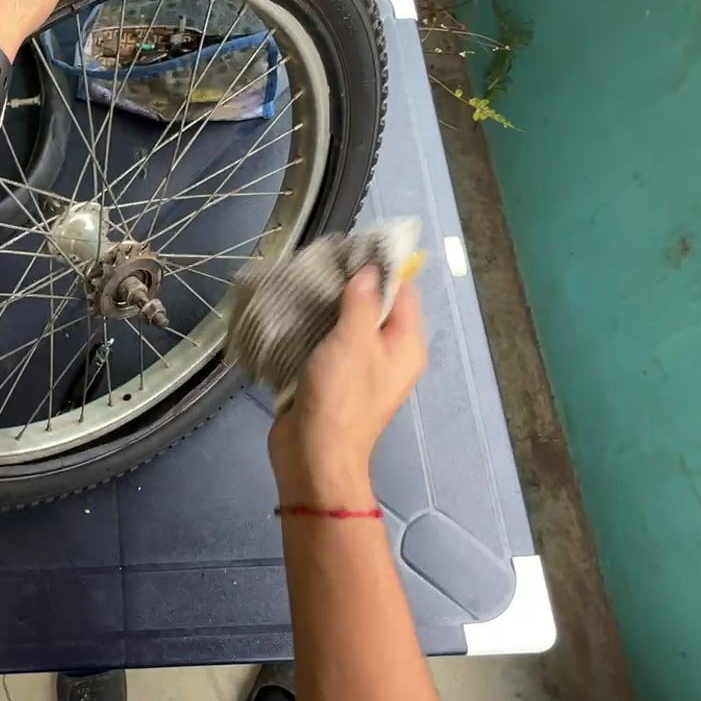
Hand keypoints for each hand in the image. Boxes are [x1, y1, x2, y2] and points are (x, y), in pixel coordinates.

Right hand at [268, 269, 427, 493]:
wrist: (313, 455)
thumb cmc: (339, 397)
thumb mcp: (353, 342)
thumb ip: (363, 302)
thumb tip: (370, 270)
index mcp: (406, 345)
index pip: (404, 291)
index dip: (382, 266)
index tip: (352, 245)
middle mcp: (389, 355)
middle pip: (377, 307)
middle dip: (351, 284)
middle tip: (321, 262)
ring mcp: (361, 369)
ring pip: (350, 325)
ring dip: (329, 306)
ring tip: (304, 283)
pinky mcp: (334, 380)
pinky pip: (330, 344)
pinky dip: (316, 329)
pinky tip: (295, 315)